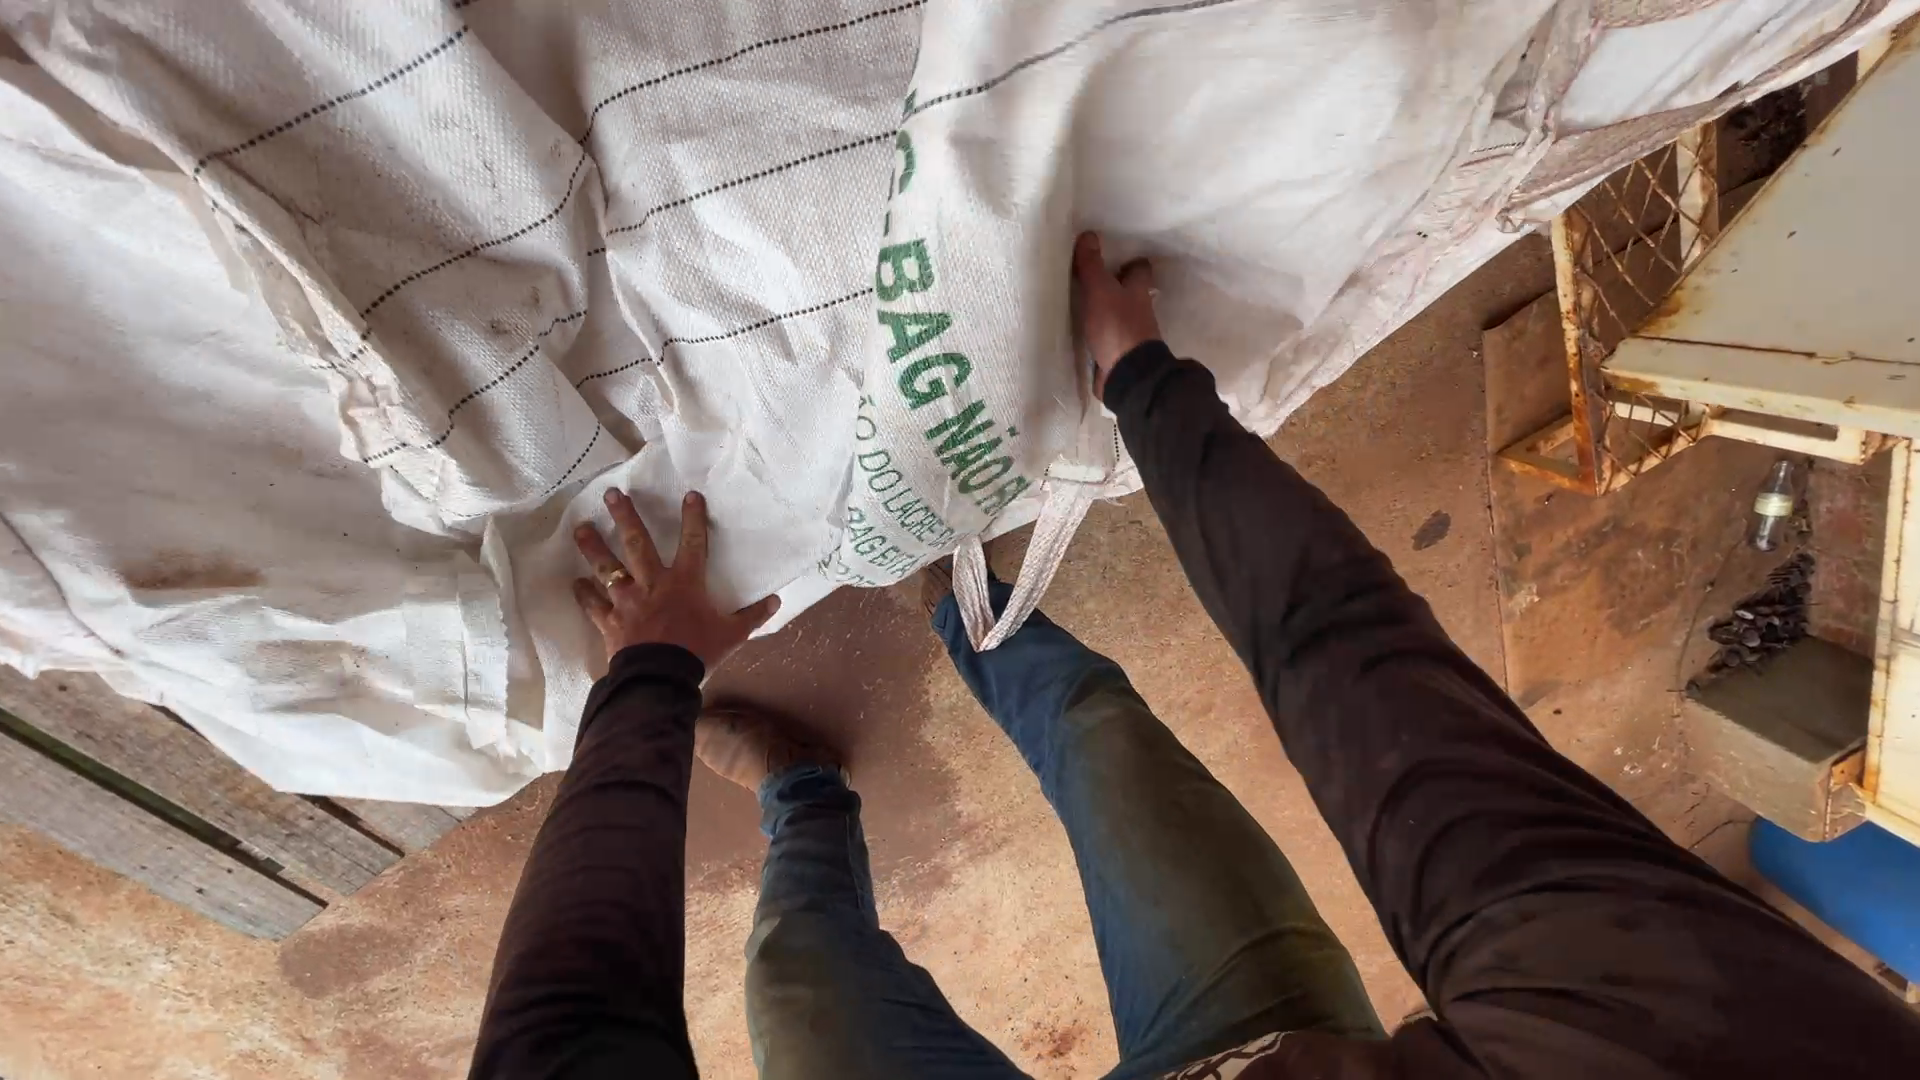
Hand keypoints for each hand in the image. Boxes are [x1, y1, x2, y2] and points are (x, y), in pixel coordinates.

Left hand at [572, 488, 780, 668]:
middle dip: (625, 517)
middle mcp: (653, 583)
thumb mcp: (733, 635)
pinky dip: (584, 594)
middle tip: (612, 494)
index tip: (690, 495)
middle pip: (637, 543)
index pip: (693, 542)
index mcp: (686, 582)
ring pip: (607, 567)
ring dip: (593, 546)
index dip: (693, 518)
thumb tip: (776, 602)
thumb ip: (753, 616)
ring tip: (581, 527)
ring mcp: (627, 601)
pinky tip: (574, 582)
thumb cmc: (698, 651)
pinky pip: (593, 604)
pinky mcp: (610, 621)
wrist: (661, 678)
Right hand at [1074, 231, 1160, 399]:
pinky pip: (1109, 338)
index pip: (1140, 269)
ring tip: (1084, 305)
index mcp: (1138, 291)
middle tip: (1094, 280)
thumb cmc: (1117, 327)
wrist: (1127, 375)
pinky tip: (1085, 334)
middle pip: (1130, 293)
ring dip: (1108, 312)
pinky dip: (1101, 334)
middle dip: (1116, 287)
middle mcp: (1139, 311)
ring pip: (1120, 316)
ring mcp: (1131, 335)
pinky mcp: (1120, 355)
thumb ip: (1092, 266)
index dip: (1129, 262)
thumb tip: (1088, 235)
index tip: (1113, 258)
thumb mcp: (1100, 292)